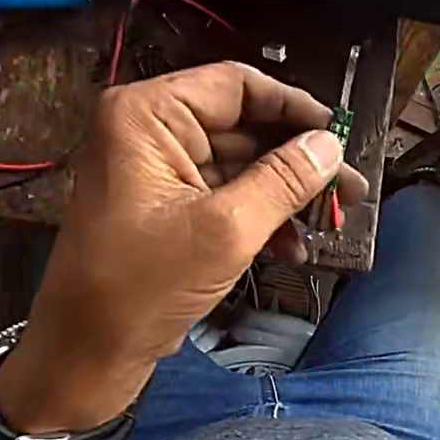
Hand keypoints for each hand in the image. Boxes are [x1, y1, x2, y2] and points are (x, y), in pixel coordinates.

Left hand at [0, 62, 361, 432]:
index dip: (294, 108)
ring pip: (244, 167)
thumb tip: (329, 145)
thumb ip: (284, 181)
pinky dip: (264, 219)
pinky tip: (294, 248)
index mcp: (148, 117)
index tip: (339, 135)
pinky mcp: (174, 208)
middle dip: (299, 162)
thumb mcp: (226, 230)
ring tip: (332, 222)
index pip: (237, 86)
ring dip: (288, 197)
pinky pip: (231, 197)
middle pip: (246, 128)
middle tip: (349, 189)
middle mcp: (153, 133)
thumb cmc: (142, 287)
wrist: (91, 354)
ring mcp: (164, 173)